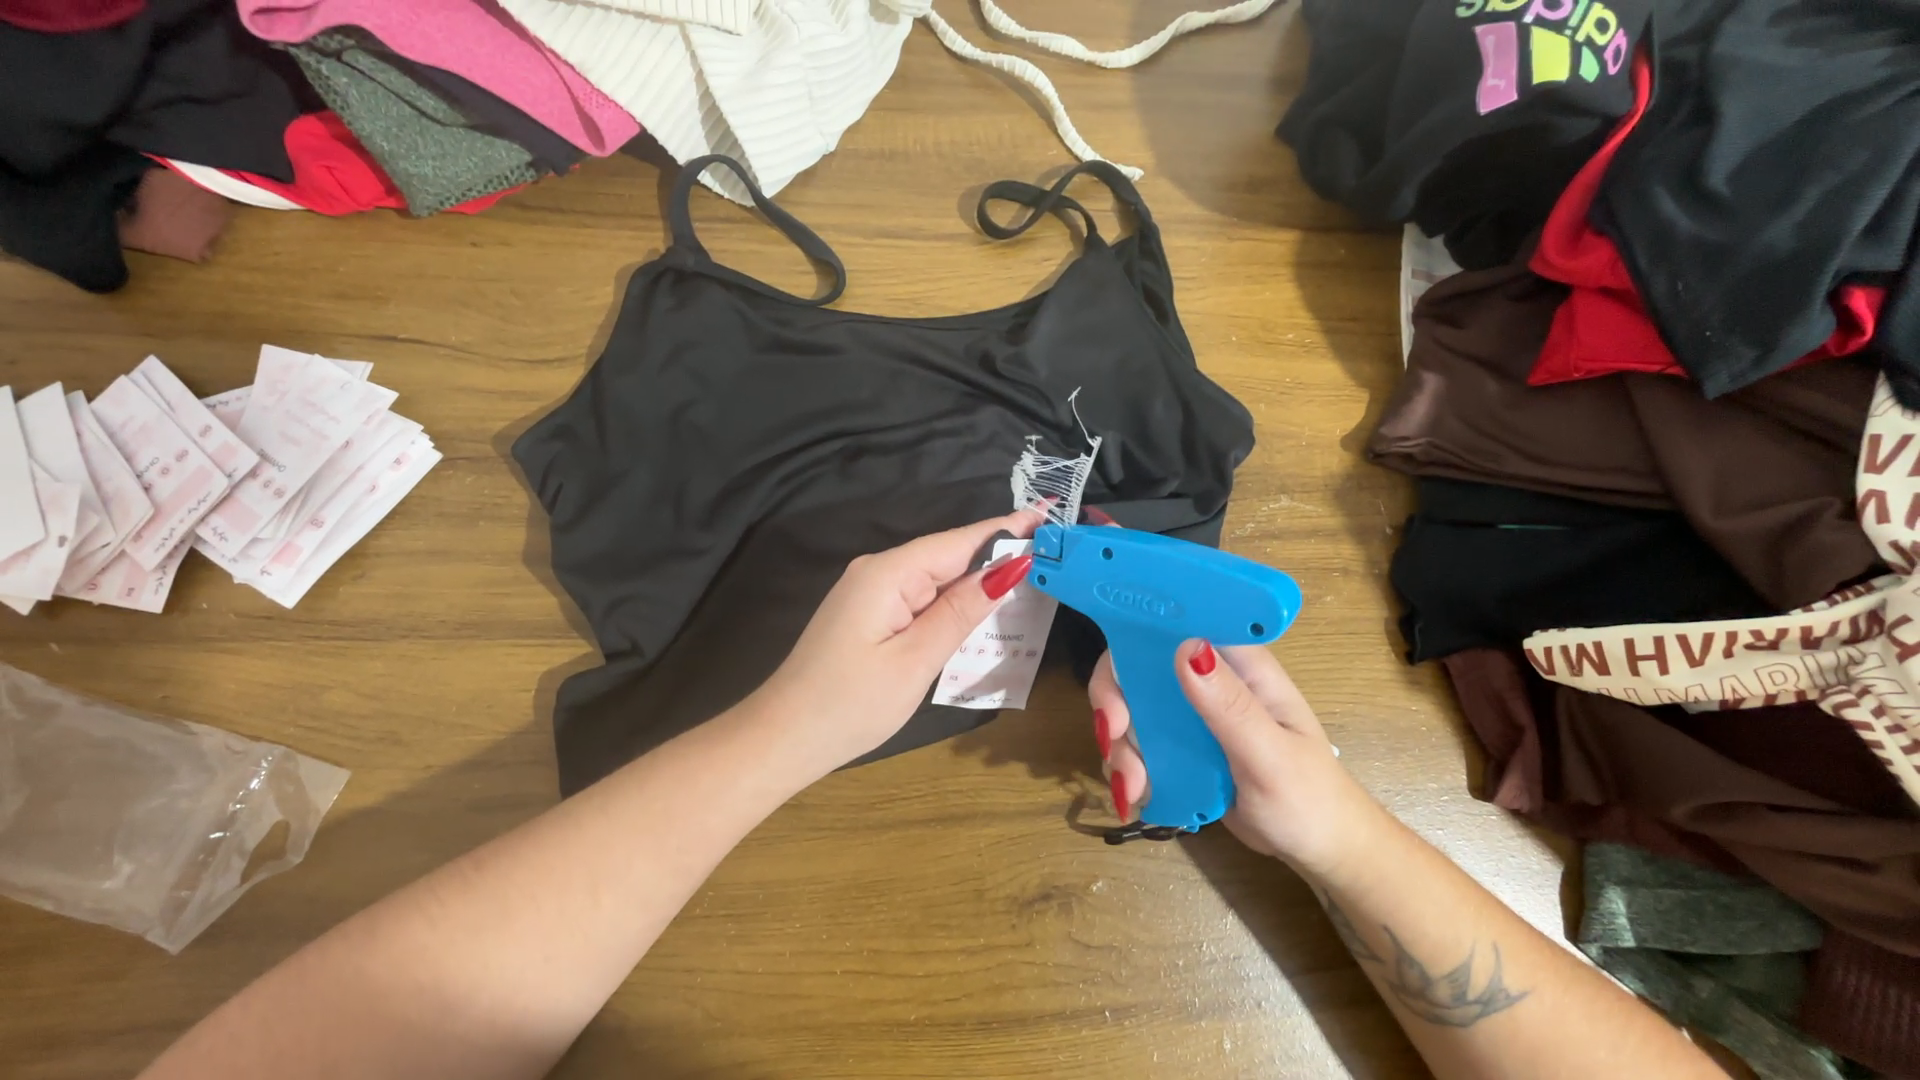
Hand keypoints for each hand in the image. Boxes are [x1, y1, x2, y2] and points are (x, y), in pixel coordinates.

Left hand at [753, 508, 1044, 772]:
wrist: (783, 738)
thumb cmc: (850, 704)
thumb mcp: (914, 660)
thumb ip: (961, 612)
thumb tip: (1008, 568)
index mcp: (888, 574)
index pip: (958, 542)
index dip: (1005, 530)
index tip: (1048, 518)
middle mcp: (878, 572)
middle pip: (948, 556)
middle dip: (996, 554)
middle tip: (1050, 554)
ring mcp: (870, 593)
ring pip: (936, 578)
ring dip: (977, 581)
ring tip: (1030, 577)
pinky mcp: (869, 615)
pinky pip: (920, 598)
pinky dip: (953, 602)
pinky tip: (981, 610)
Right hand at [1090, 642, 1385, 876]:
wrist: (1318, 848)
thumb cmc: (1309, 799)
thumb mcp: (1270, 756)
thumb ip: (1230, 707)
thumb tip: (1188, 649)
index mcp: (1238, 665)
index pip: (1176, 628)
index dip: (1133, 645)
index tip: (1117, 692)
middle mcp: (1210, 679)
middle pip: (1137, 668)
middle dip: (1115, 706)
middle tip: (1114, 741)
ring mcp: (1191, 713)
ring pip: (1131, 710)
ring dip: (1121, 748)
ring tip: (1134, 788)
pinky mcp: (1180, 745)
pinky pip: (1137, 743)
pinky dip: (1127, 767)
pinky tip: (1137, 795)